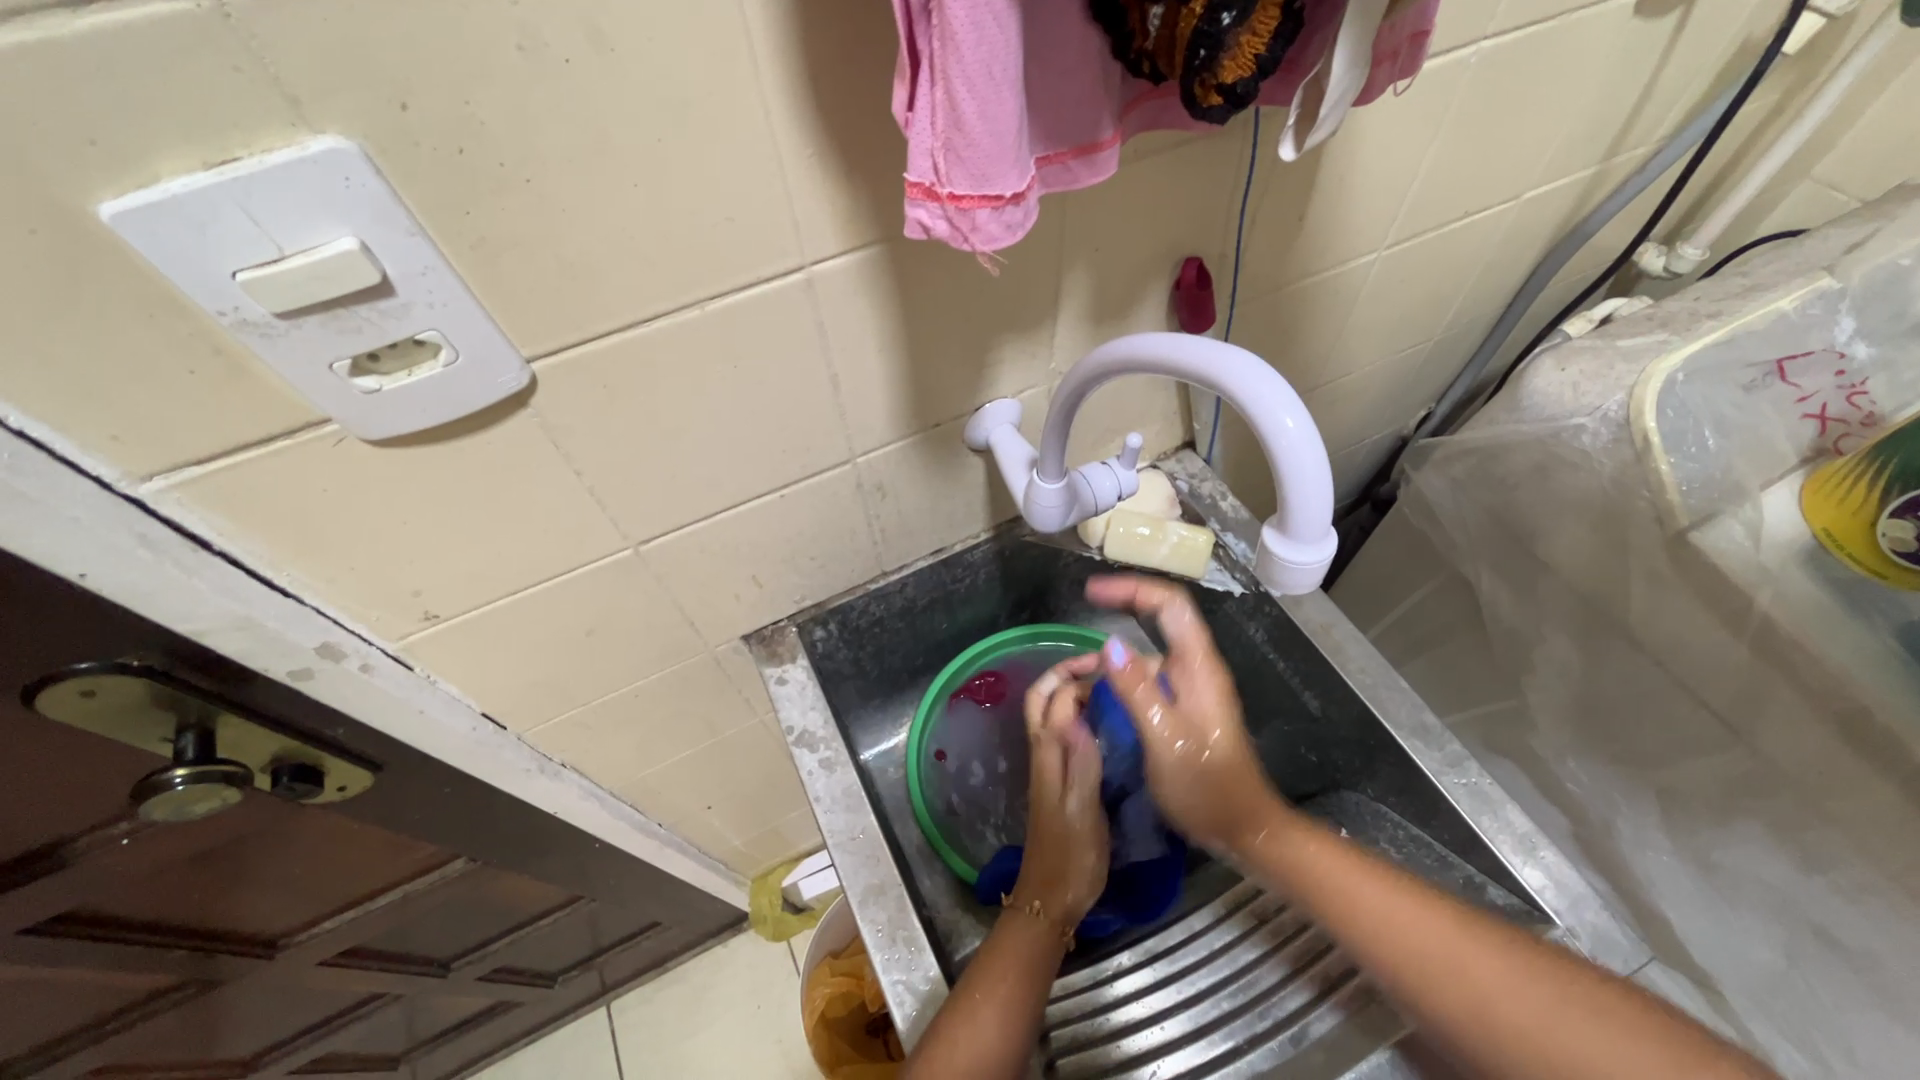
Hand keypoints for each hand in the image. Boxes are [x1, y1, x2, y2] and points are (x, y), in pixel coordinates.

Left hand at [1010, 653, 1108, 926]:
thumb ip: (1081, 763)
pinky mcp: (1059, 781)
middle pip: (1043, 699)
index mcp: (1048, 755)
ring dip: (1073, 693)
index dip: (1079, 674)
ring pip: (1051, 715)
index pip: (1057, 698)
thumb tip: (1080, 715)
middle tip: (1104, 668)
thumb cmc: (1072, 857)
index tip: (1112, 665)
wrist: (1052, 898)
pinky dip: (1081, 717)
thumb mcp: (1082, 811)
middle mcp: (1043, 753)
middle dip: (1067, 673)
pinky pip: (1064, 735)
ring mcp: (1049, 766)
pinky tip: (1110, 726)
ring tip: (1111, 689)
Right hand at [1085, 574, 1286, 855]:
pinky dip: (1124, 678)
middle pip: (1162, 620)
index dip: (1132, 588)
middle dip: (1123, 610)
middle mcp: (1199, 670)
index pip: (1170, 605)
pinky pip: (1151, 679)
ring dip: (1117, 655)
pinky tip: (1099, 697)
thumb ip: (1137, 690)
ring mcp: (1194, 690)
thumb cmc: (1206, 787)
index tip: (1090, 592)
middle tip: (1082, 617)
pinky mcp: (1186, 710)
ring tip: (1077, 674)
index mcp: (1200, 667)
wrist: (1243, 829)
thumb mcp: (1164, 738)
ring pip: (1152, 654)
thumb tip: (1108, 643)